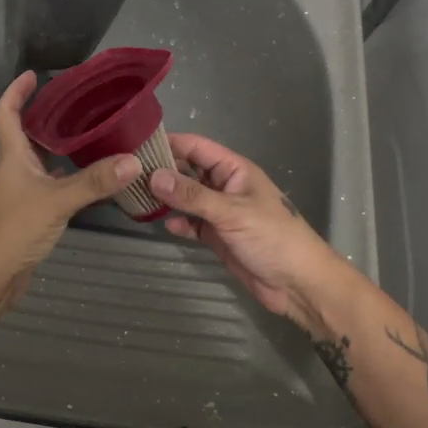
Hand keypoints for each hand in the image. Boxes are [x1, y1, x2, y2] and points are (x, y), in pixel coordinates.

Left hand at [0, 71, 139, 304]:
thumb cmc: (13, 230)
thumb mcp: (56, 201)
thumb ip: (93, 182)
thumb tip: (133, 160)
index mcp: (12, 156)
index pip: (7, 113)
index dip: (17, 91)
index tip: (35, 75)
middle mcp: (15, 169)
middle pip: (28, 134)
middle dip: (49, 116)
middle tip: (81, 103)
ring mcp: (22, 192)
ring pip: (43, 160)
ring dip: (63, 147)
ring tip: (94, 134)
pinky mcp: (32, 214)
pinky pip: (53, 184)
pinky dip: (70, 177)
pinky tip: (92, 178)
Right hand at [150, 134, 350, 334]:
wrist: (298, 284)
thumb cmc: (272, 237)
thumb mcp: (231, 212)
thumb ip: (192, 195)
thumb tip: (153, 176)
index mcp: (234, 170)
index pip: (197, 147)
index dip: (170, 143)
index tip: (137, 144)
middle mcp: (225, 186)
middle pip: (189, 171)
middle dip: (163, 171)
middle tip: (129, 173)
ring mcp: (222, 212)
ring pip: (188, 198)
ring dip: (167, 198)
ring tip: (136, 197)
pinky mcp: (219, 236)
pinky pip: (193, 224)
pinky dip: (180, 223)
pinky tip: (164, 226)